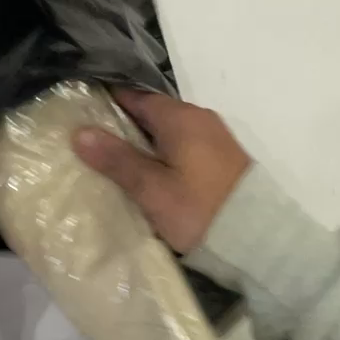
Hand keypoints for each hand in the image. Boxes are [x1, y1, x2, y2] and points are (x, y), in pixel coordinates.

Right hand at [71, 89, 249, 252]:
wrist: (259, 242)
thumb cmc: (199, 210)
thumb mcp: (151, 188)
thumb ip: (116, 159)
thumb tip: (79, 131)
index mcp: (180, 117)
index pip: (134, 97)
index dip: (106, 104)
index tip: (80, 116)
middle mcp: (199, 118)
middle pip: (151, 113)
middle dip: (122, 126)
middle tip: (90, 144)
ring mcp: (214, 138)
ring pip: (167, 132)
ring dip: (143, 143)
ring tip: (114, 162)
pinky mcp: (222, 159)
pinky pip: (182, 146)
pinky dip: (162, 155)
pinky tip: (148, 175)